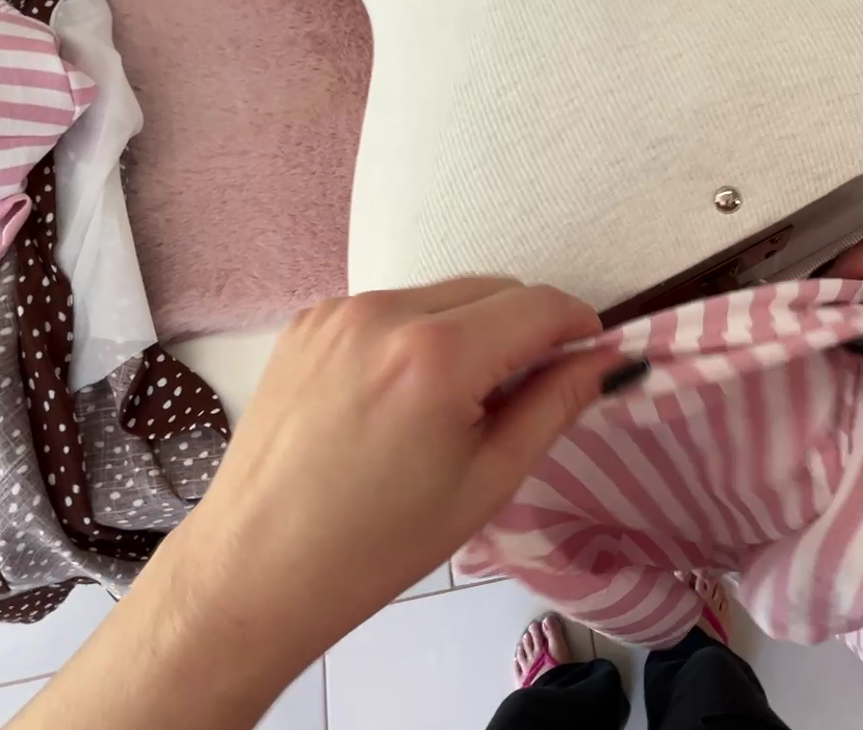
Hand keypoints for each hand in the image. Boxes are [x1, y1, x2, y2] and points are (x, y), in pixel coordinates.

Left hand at [167, 277, 631, 651]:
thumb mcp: (489, 479)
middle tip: (524, 389)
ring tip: (456, 396)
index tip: (590, 353)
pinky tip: (402, 390)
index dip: (578, 324)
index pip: (539, 305)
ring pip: (446, 294)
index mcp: (435, 356)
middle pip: (495, 289)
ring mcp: (339, 310)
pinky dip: (420, 333)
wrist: (252, 574)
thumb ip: (557, 404)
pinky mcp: (310, 320)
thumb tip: (610, 360)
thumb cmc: (381, 544)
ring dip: (473, 328)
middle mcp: (385, 311)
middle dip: (526, 327)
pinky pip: (395, 306)